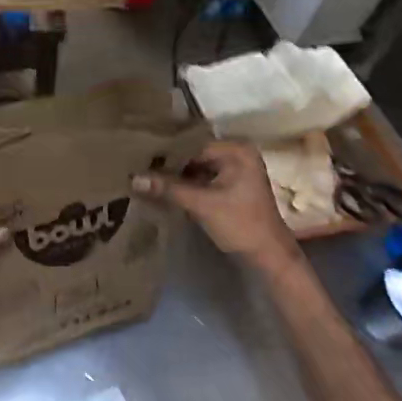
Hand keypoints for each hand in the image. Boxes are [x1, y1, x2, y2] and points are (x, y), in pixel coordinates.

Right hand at [135, 140, 300, 271]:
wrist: (268, 256)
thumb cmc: (240, 224)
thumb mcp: (202, 204)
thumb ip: (168, 188)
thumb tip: (133, 178)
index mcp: (237, 150)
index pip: (192, 145)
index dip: (166, 154)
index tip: (138, 160)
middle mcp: (237, 154)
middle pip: (194, 156)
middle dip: (170, 166)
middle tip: (138, 169)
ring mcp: (235, 171)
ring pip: (197, 169)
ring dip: (176, 178)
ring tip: (146, 179)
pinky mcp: (231, 188)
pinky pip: (203, 180)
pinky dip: (186, 187)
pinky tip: (163, 191)